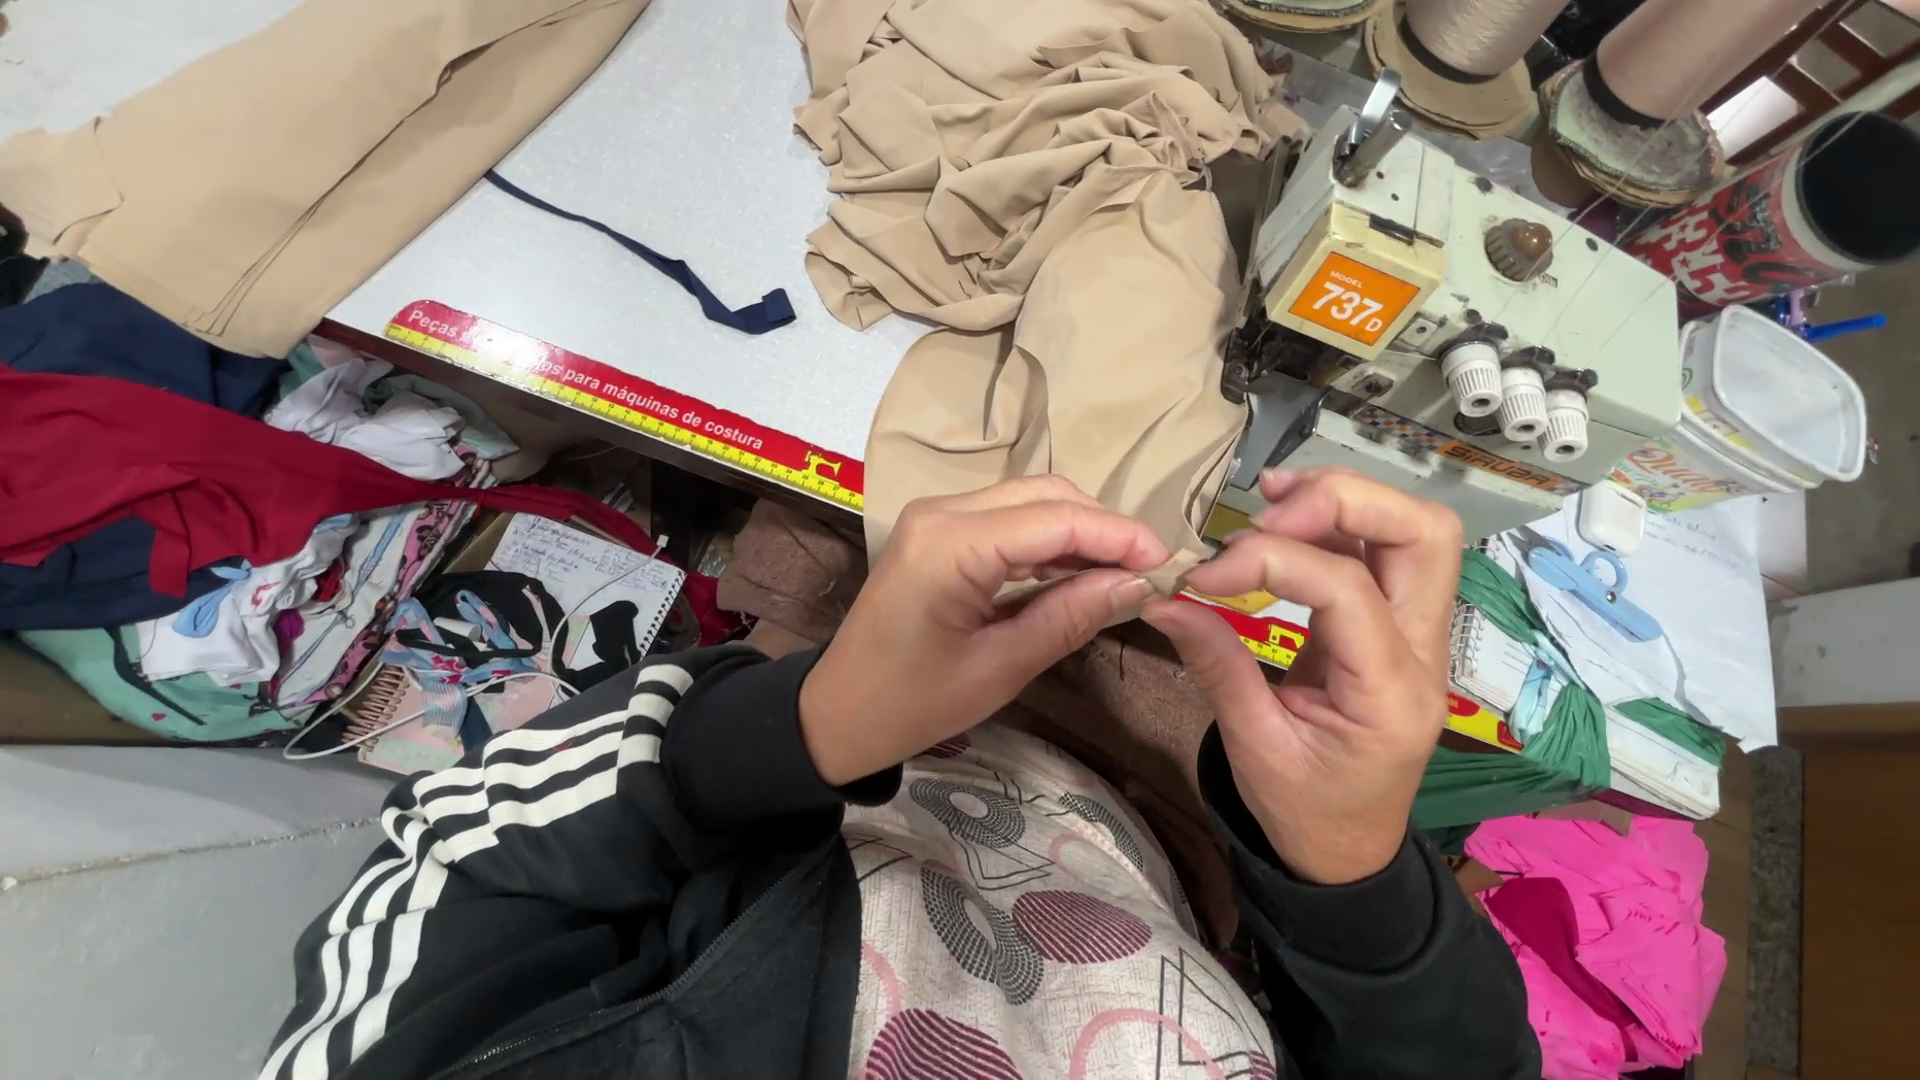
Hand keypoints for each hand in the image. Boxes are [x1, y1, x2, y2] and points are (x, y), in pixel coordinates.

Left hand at [799, 475, 1170, 785]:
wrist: (839, 712)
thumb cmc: (913, 703)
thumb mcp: (1001, 668)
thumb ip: (1070, 617)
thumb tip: (1138, 583)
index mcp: (951, 545)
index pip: (1056, 518)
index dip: (1119, 535)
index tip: (1170, 564)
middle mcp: (942, 512)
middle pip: (1045, 495)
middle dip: (1103, 527)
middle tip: (1149, 572)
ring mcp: (936, 517)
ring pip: (1029, 501)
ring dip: (1078, 532)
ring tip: (1123, 574)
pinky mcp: (937, 532)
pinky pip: (1006, 520)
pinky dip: (1048, 541)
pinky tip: (1078, 571)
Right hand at [1143, 467, 1461, 883]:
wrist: (1346, 850)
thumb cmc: (1303, 809)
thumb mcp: (1253, 745)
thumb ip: (1216, 663)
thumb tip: (1164, 599)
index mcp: (1391, 693)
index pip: (1347, 589)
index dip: (1270, 562)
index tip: (1200, 576)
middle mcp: (1423, 651)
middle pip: (1423, 535)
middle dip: (1341, 501)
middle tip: (1261, 515)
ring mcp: (1416, 635)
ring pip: (1412, 531)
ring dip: (1341, 501)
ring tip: (1266, 502)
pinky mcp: (1391, 626)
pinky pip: (1379, 552)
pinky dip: (1331, 521)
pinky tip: (1279, 514)